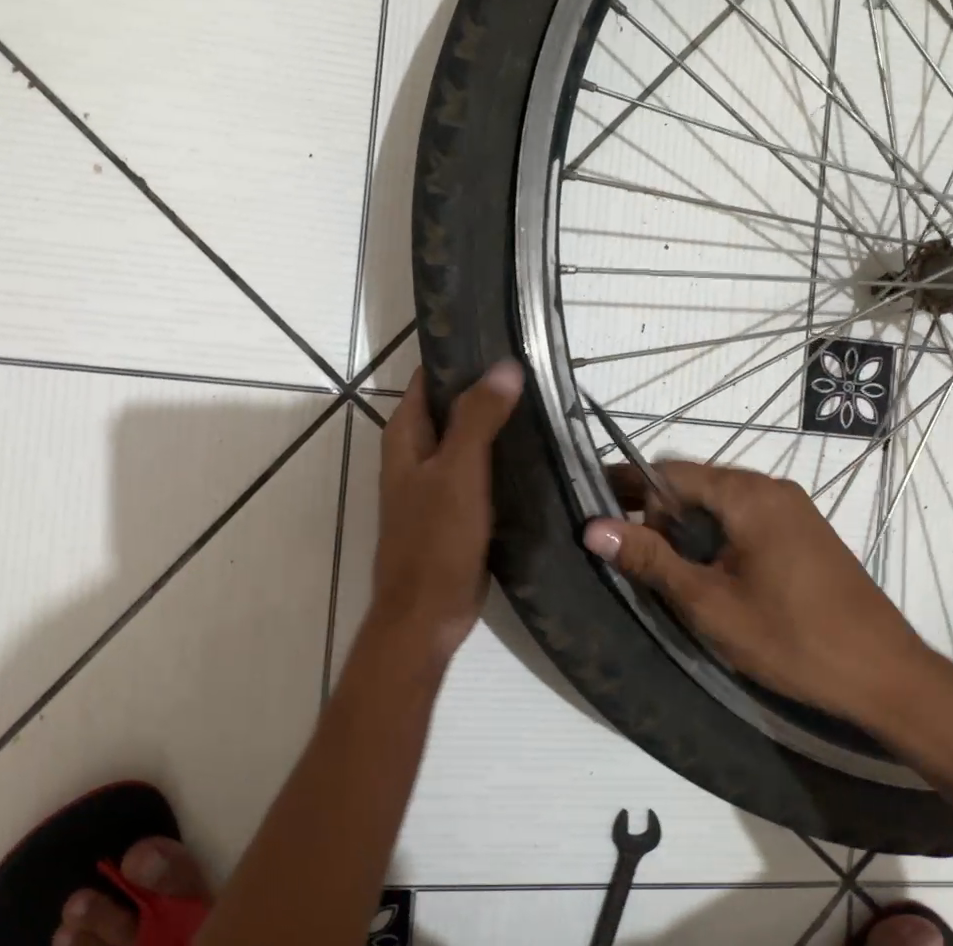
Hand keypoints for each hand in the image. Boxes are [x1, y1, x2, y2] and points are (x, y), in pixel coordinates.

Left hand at [370, 362, 524, 662]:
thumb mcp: (458, 473)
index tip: (504, 337)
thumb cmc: (434, 540)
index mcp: (405, 435)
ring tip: (547, 404)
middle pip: (452, 407)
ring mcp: (435, 483)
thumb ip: (478, 418)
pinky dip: (503, 460)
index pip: (431, 377)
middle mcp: (415, 453)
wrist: (426, 615)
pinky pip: (481, 472)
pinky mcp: (456, 510)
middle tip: (539, 369)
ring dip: (498, 425)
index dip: (461, 355)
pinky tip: (538, 454)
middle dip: (487, 388)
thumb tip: (504, 366)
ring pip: (469, 440)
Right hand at [584, 461, 942, 725]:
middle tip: (635, 561)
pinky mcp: (804, 535)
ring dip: (686, 531)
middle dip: (657, 516)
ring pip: (718, 505)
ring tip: (667, 576)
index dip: (631, 495)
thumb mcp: (708, 603)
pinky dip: (715, 540)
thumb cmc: (792, 639)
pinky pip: (744, 521)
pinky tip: (709, 578)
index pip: (669, 472)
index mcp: (749, 495)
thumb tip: (592, 528)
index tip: (604, 525)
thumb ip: (650, 560)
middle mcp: (772, 489)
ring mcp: (793, 511)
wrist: (886, 677)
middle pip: (694, 484)